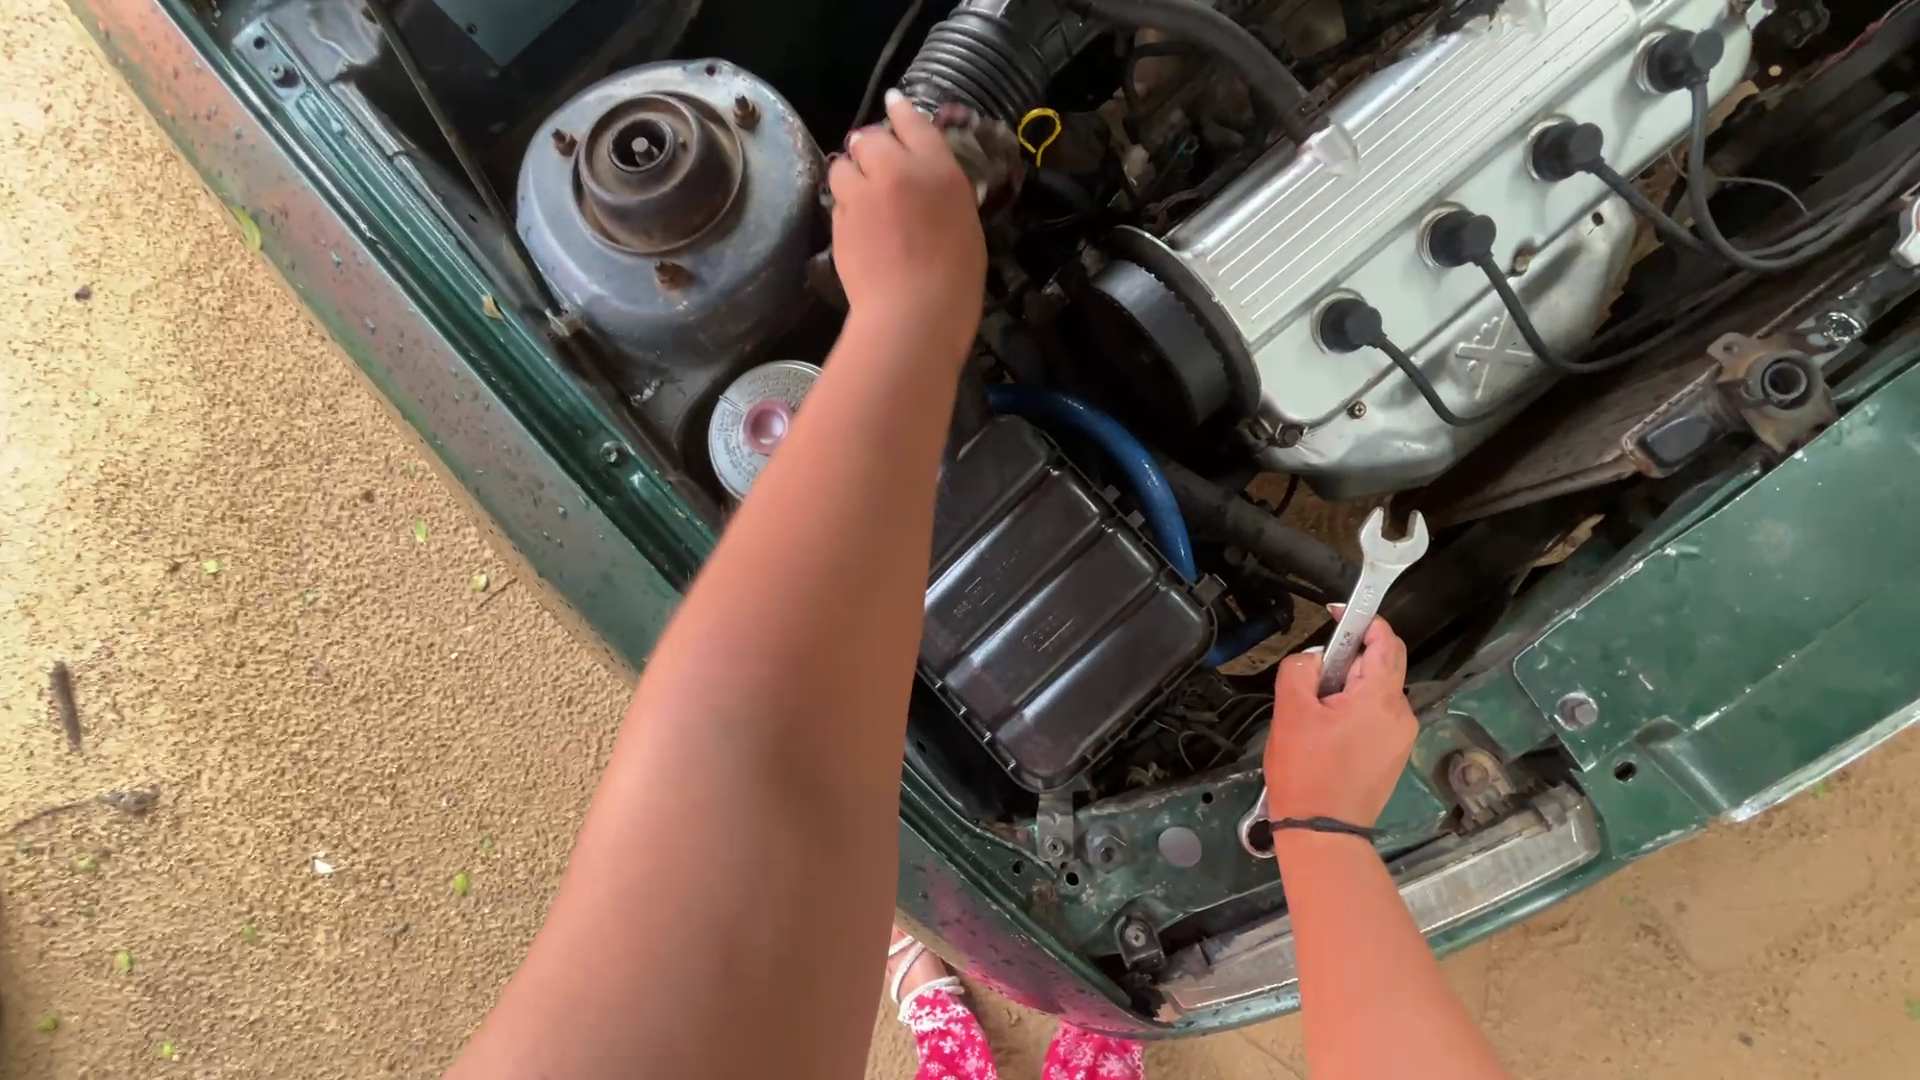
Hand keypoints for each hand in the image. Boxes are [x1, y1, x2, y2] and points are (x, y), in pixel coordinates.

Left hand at [828, 90, 986, 352]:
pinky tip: (860, 229)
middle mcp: (896, 171)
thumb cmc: (955, 283)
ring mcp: (863, 195)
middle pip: (869, 138)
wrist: (912, 315)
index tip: (894, 105)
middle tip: (878, 170)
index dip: (901, 112)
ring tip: (862, 199)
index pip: (913, 123)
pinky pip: (838, 201)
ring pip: (844, 166)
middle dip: (870, 149)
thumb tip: (926, 187)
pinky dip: (846, 207)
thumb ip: (944, 196)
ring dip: (852, 175)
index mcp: (938, 170)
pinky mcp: (839, 221)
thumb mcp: (966, 228)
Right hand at [1262, 617, 1417, 826]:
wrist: (1321, 828)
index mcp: (1380, 699)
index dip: (1363, 620)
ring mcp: (1400, 737)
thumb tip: (1316, 659)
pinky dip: (1350, 710)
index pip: (1385, 642)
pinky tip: (1324, 731)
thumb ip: (1301, 669)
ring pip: (1372, 692)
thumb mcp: (1291, 710)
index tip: (1336, 613)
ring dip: (1344, 688)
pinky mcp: (1392, 754)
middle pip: (1378, 666)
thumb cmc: (1306, 768)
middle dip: (1344, 661)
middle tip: (1309, 679)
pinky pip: (1373, 715)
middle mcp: (1400, 714)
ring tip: (1311, 712)